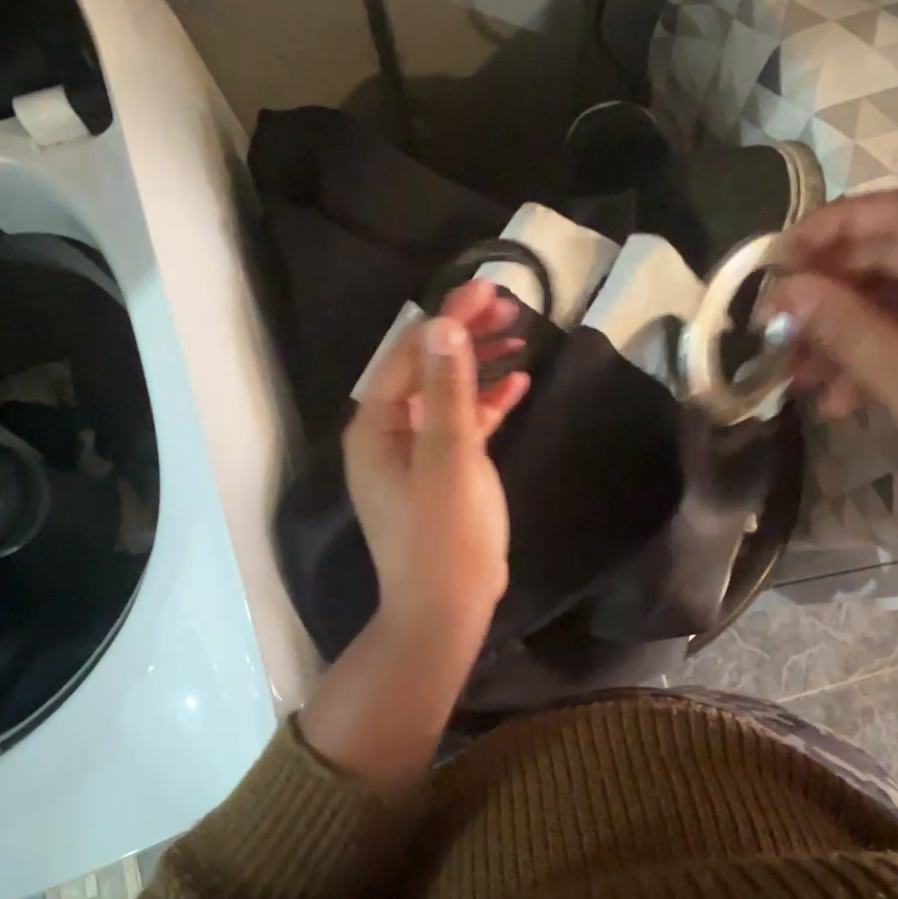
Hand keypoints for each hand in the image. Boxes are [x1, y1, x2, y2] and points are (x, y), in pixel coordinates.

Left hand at [343, 281, 529, 637]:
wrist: (446, 609)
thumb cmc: (444, 536)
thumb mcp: (449, 458)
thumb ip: (447, 390)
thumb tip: (442, 326)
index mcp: (376, 425)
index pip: (410, 354)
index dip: (449, 318)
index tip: (490, 290)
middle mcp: (388, 433)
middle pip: (427, 368)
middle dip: (466, 336)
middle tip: (511, 308)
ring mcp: (414, 454)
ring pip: (447, 393)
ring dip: (480, 365)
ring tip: (521, 337)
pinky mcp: (440, 473)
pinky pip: (461, 425)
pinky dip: (486, 403)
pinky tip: (518, 383)